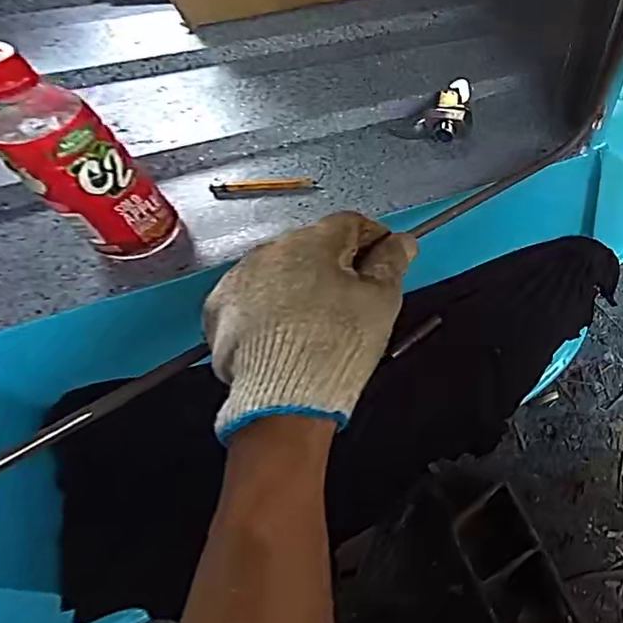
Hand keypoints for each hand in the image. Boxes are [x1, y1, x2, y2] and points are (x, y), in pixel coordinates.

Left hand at [203, 212, 416, 440]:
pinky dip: (274, 304)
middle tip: (357, 296)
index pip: (352, 223)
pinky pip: (257, 293)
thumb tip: (400, 243)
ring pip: (284, 267)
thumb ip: (393, 261)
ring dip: (304, 282)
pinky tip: (292, 329)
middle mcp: (272, 251)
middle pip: (315, 243)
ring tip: (322, 319)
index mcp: (314, 242)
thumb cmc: (334, 348)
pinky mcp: (222, 307)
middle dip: (337, 263)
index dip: (375, 239)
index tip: (384, 258)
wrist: (284, 399)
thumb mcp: (382, 300)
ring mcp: (242, 277)